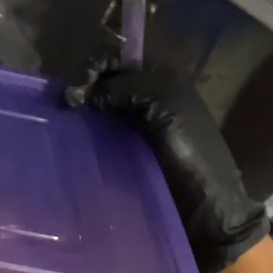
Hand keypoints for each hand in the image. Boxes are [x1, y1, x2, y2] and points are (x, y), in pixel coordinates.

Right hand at [82, 67, 267, 272]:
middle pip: (105, 81)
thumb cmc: (192, 156)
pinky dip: (86, 132)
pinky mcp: (127, 153)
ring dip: (82, 110)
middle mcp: (147, 98)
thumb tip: (89, 92)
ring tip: (65, 121)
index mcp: (161, 80)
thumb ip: (129, 89)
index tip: (76, 91)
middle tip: (66, 105)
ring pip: (100, 107)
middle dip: (83, 86)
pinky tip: (74, 139)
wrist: (207, 211)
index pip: (117, 60)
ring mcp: (136, 126)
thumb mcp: (166, 109)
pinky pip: (101, 134)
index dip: (93, 68)